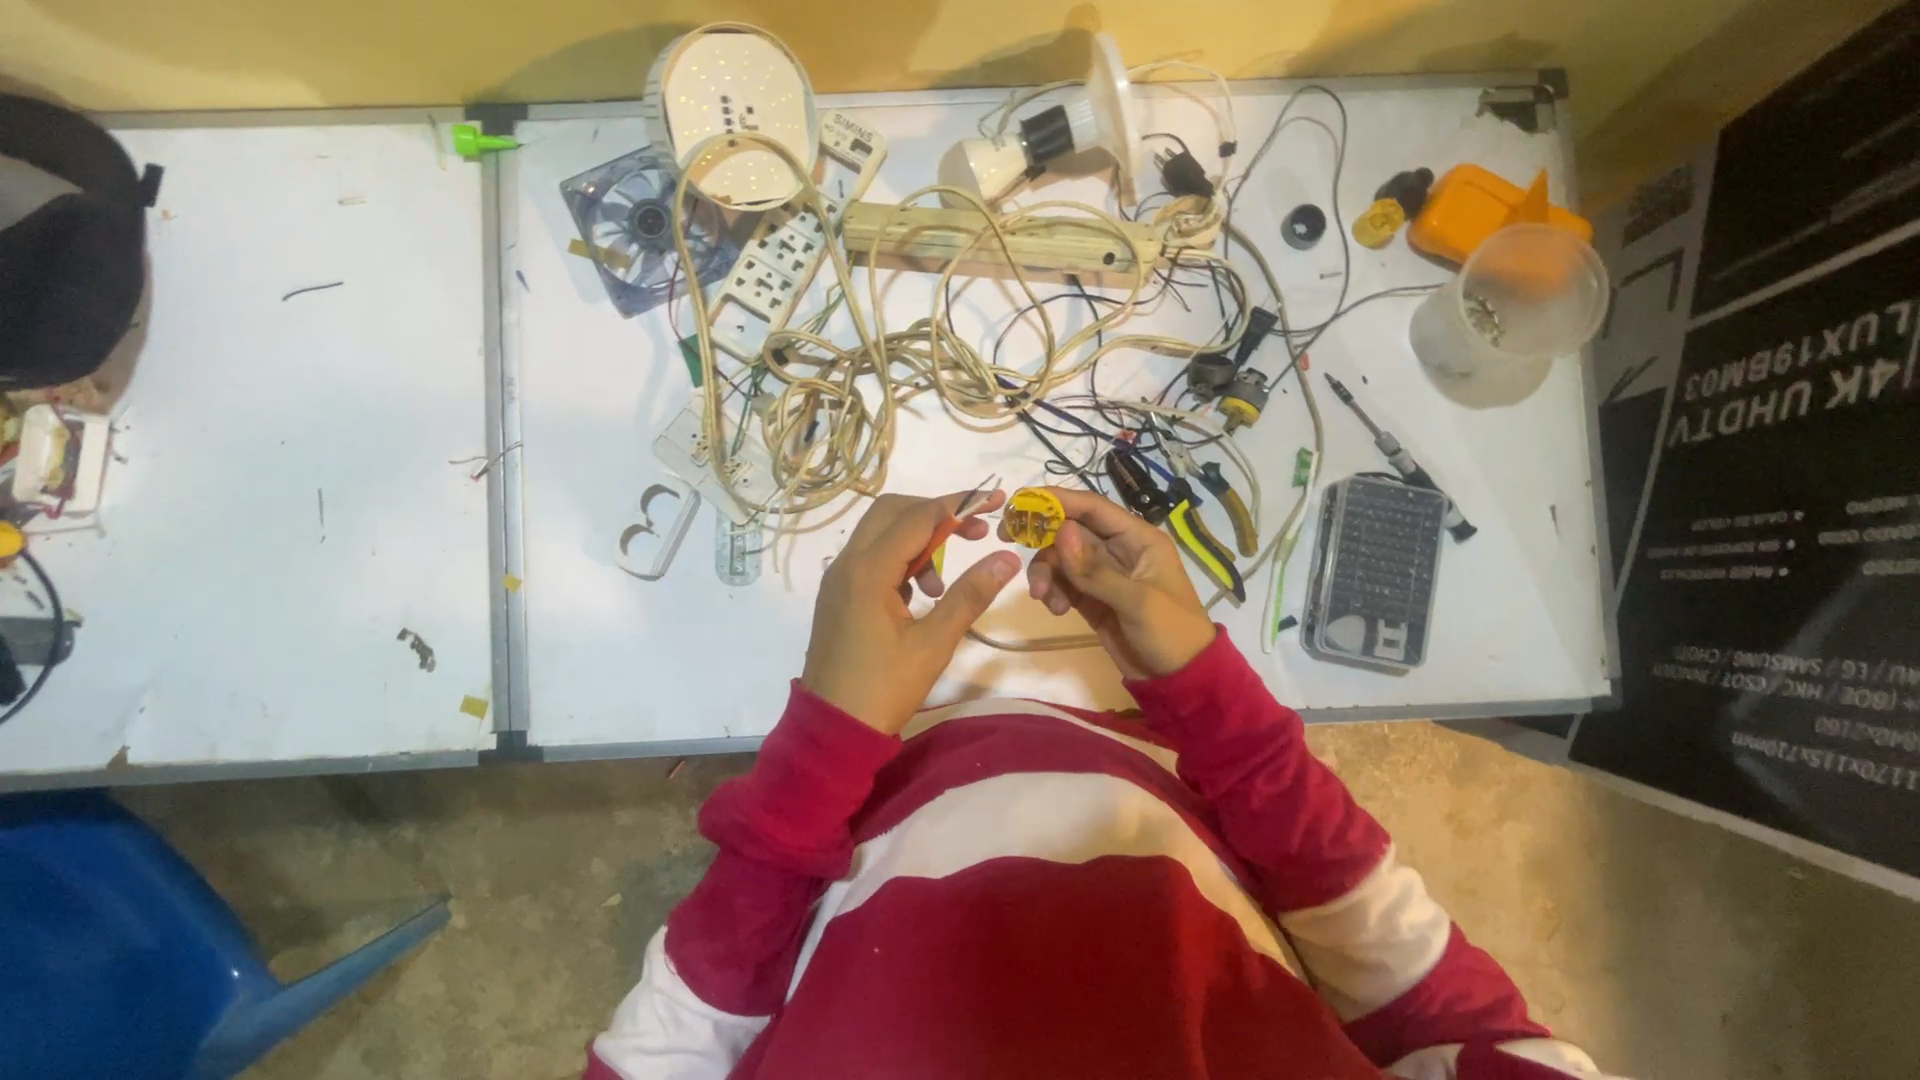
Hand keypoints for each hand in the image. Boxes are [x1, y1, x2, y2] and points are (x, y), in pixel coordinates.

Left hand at [802, 490, 1021, 733]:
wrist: (833, 728)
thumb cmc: (884, 688)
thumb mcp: (934, 643)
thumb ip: (970, 595)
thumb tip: (1007, 558)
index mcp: (868, 571)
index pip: (919, 516)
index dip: (960, 504)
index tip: (995, 503)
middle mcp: (847, 563)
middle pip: (893, 511)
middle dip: (937, 515)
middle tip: (974, 534)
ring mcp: (838, 578)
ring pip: (880, 533)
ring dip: (918, 542)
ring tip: (941, 588)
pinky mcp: (838, 594)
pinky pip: (870, 557)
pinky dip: (899, 561)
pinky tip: (919, 598)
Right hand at [1001, 487, 1215, 678]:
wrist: (1179, 679)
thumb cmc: (1171, 631)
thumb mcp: (1137, 601)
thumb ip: (1095, 570)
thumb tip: (1061, 531)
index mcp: (1138, 539)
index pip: (1093, 507)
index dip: (1058, 500)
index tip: (1022, 502)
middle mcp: (1118, 550)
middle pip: (1069, 532)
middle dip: (1043, 542)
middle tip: (1008, 541)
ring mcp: (1102, 576)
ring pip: (1061, 560)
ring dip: (1046, 574)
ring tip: (1044, 599)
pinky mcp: (1090, 599)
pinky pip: (1062, 584)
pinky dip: (1052, 592)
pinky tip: (1055, 610)